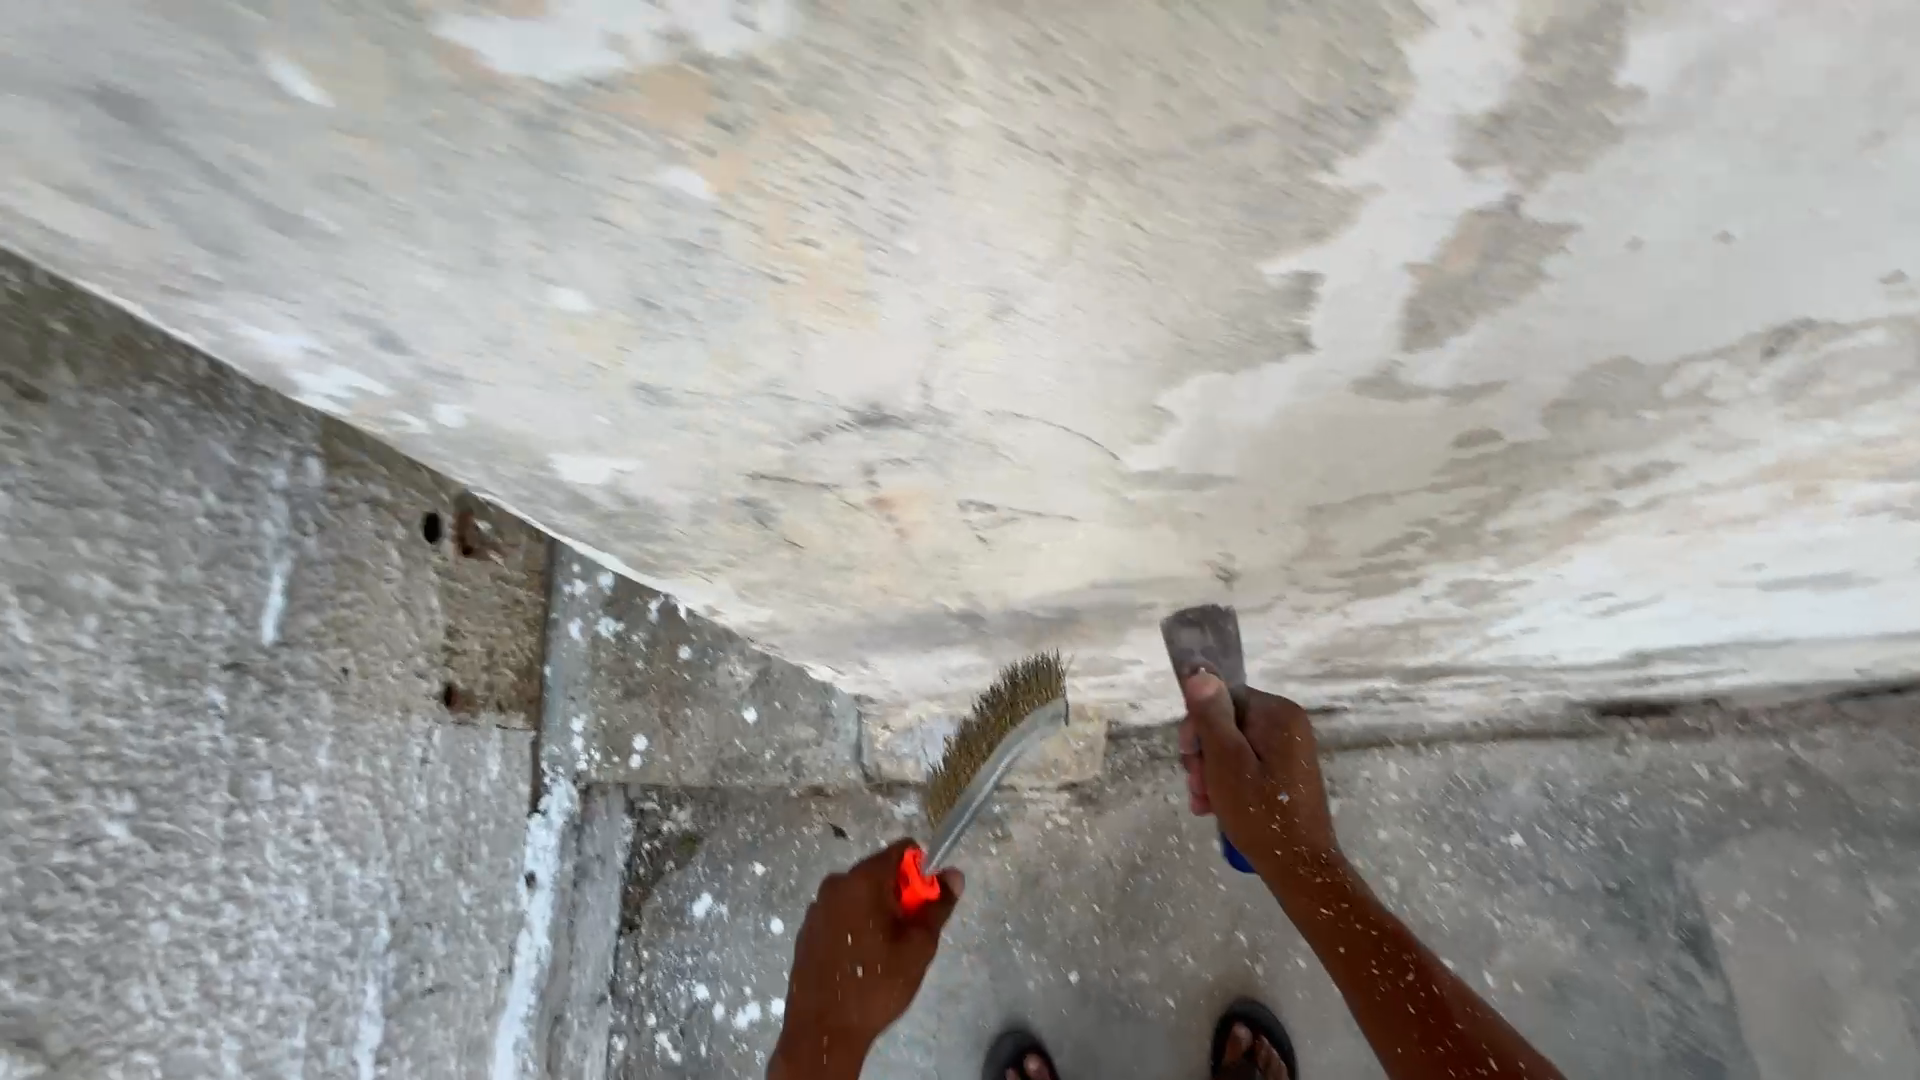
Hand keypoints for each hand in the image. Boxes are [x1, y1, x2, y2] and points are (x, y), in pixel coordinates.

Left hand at [771, 839, 962, 1078]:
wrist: (823, 1033)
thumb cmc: (876, 985)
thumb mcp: (919, 946)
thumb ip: (938, 905)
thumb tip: (954, 874)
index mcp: (863, 879)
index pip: (901, 850)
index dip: (921, 870)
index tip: (926, 903)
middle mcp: (836, 883)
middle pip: (879, 871)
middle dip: (900, 894)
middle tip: (908, 933)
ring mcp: (817, 906)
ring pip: (859, 893)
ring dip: (877, 909)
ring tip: (885, 950)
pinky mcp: (807, 929)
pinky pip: (841, 912)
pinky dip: (856, 923)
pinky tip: (861, 958)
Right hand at [1180, 673, 1340, 888]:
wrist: (1299, 869)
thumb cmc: (1262, 813)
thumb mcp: (1226, 761)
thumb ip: (1211, 714)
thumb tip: (1199, 671)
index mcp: (1278, 714)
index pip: (1222, 698)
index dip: (1198, 726)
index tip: (1189, 758)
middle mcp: (1286, 724)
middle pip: (1224, 722)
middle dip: (1203, 755)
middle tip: (1196, 786)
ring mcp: (1287, 748)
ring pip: (1230, 746)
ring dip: (1210, 772)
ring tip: (1203, 802)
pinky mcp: (1284, 771)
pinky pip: (1245, 764)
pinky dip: (1226, 782)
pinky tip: (1213, 806)